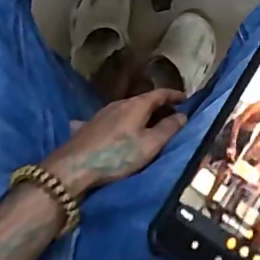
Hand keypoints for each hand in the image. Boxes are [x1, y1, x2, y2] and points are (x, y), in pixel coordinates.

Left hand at [43, 88, 186, 196]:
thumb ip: (169, 129)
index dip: (174, 95)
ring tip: (153, 125)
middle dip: (161, 107)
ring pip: (129, 110)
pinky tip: (124, 131)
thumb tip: (183, 115)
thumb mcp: (149, 145)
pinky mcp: (92, 126)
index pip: (160, 93)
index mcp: (136, 104)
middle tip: (174, 117)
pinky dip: (128, 123)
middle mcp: (119, 103)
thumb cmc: (116, 155)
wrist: (73, 166)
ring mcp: (103, 113)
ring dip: (143, 115)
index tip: (186, 99)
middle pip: (144, 101)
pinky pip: (116, 119)